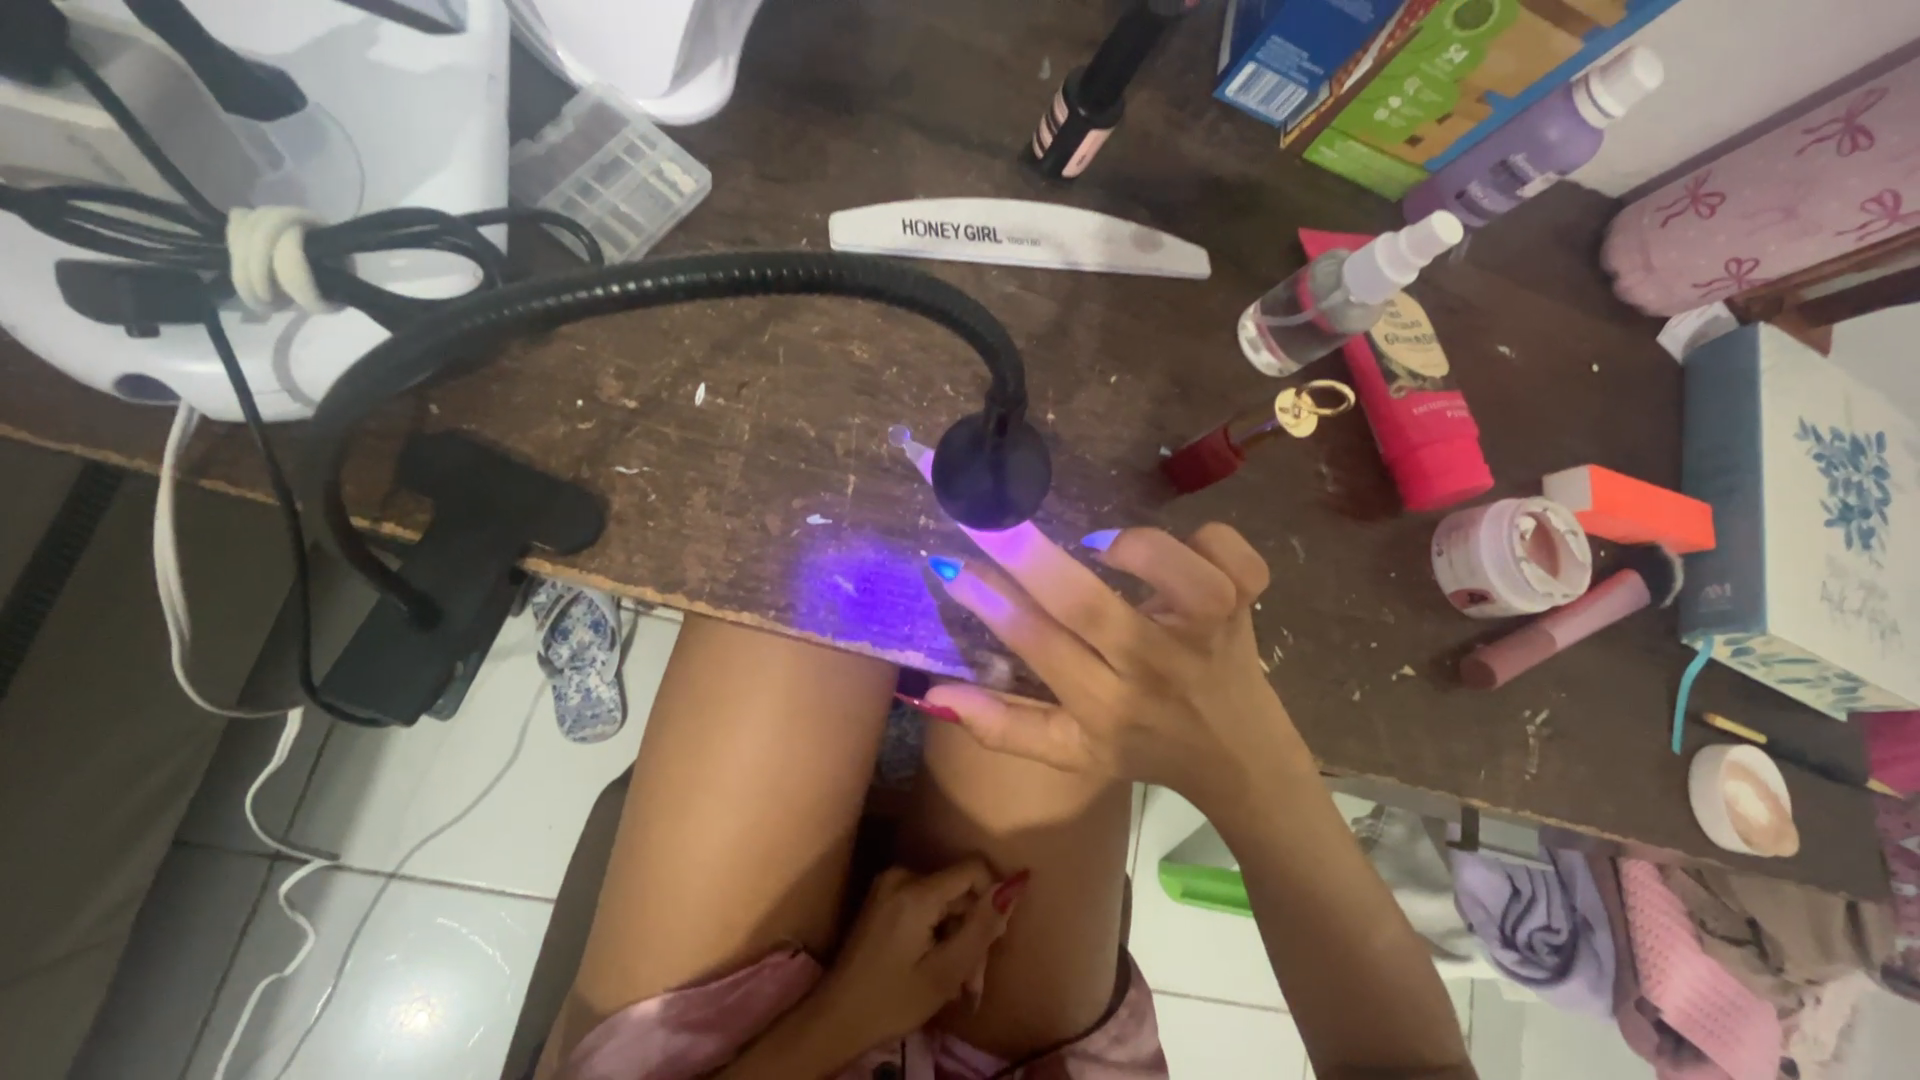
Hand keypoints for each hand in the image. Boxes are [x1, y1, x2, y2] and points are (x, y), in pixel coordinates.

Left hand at [812, 860, 1025, 1046]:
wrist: (836, 1018)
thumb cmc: (892, 1000)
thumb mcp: (947, 971)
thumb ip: (983, 925)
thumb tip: (1018, 882)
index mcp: (916, 890)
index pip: (974, 869)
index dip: (993, 900)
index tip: (993, 942)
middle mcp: (902, 875)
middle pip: (959, 891)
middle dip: (974, 932)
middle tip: (974, 981)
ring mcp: (889, 885)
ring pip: (946, 902)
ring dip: (958, 939)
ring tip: (959, 985)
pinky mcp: (884, 898)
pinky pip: (927, 906)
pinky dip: (939, 934)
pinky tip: (939, 969)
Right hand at [921, 522, 1310, 805]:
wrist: (1240, 758)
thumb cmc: (1143, 746)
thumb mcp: (1069, 751)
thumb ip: (1002, 726)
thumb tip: (931, 696)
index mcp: (1105, 705)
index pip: (1037, 644)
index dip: (989, 601)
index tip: (950, 561)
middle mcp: (1154, 667)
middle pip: (1087, 604)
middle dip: (1027, 555)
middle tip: (987, 513)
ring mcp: (1208, 633)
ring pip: (1177, 574)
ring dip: (1134, 546)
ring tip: (1101, 546)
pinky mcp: (1246, 604)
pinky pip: (1234, 555)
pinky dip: (1209, 537)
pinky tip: (1182, 549)